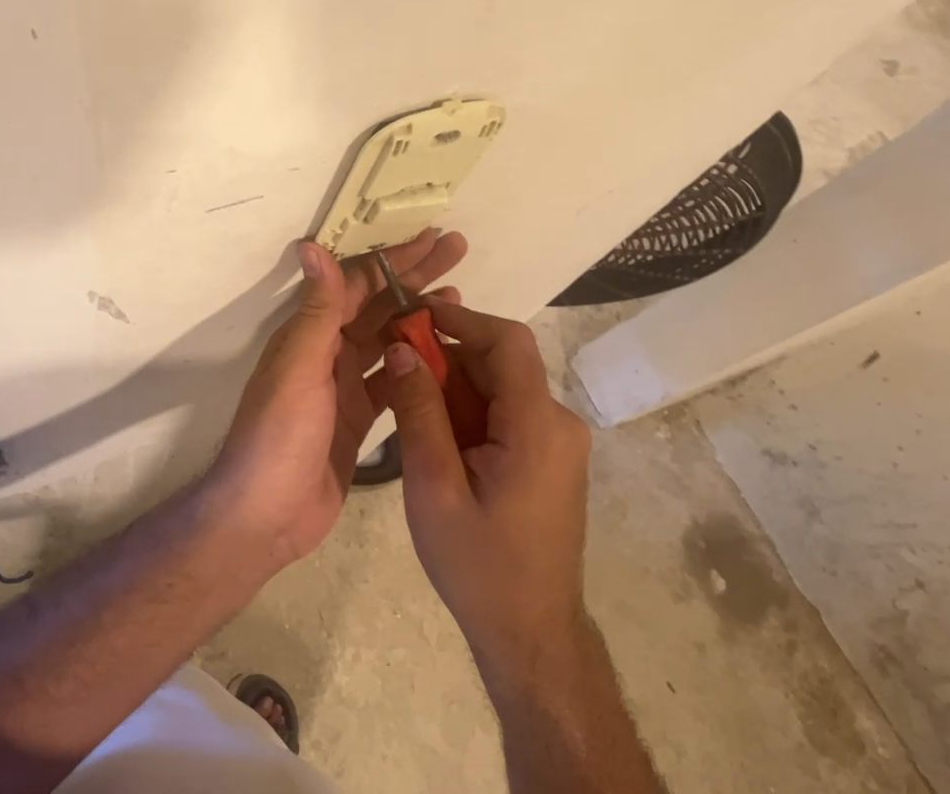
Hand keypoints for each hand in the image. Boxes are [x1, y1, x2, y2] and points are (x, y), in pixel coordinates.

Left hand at [205, 229, 467, 569]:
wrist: (266, 514)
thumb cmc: (279, 438)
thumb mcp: (298, 368)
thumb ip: (315, 311)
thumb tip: (311, 245)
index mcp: (307, 336)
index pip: (356, 285)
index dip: (394, 261)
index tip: (434, 238)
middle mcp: (325, 353)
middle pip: (376, 306)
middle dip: (415, 278)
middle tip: (458, 252)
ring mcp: (342, 388)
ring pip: (387, 340)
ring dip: (419, 317)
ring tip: (460, 295)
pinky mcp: (358, 418)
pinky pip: (393, 381)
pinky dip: (417, 364)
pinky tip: (447, 354)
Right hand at [383, 302, 592, 654]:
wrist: (529, 633)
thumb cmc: (479, 565)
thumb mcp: (434, 487)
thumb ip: (419, 413)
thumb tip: (403, 348)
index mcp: (537, 427)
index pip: (507, 342)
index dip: (460, 319)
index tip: (409, 315)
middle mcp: (558, 424)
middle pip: (501, 363)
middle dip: (445, 356)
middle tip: (391, 365)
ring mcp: (557, 443)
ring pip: (499, 389)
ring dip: (453, 386)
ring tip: (403, 405)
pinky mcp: (548, 460)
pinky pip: (505, 415)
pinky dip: (467, 411)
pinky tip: (432, 435)